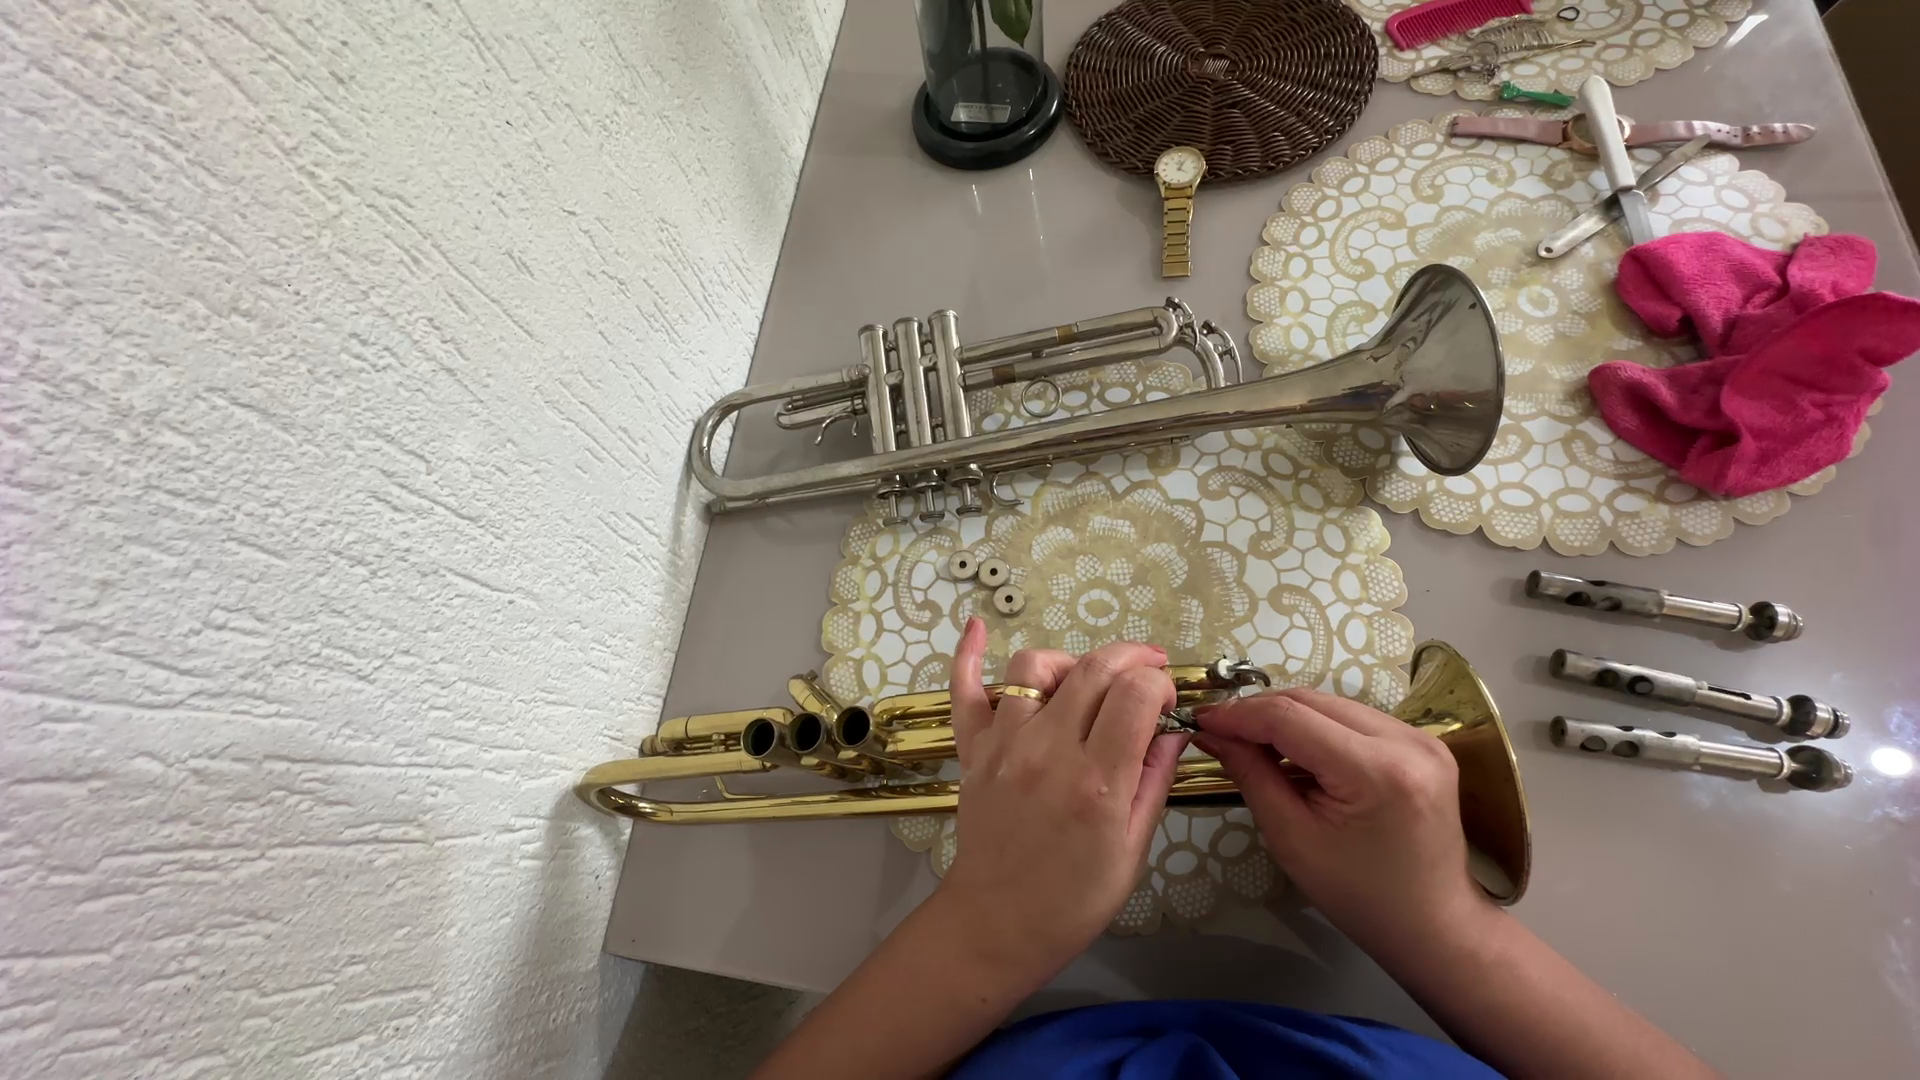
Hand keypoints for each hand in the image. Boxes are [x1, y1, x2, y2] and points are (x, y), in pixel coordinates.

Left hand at [934, 617, 1187, 984]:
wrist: (998, 923)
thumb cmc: (1074, 896)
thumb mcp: (1133, 848)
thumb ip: (1153, 780)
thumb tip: (1173, 730)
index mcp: (1097, 781)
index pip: (1136, 694)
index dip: (1159, 684)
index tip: (1166, 701)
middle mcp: (1048, 751)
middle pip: (1093, 669)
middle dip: (1131, 657)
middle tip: (1147, 670)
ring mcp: (1004, 745)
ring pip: (1034, 667)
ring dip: (1070, 661)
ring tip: (1085, 682)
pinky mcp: (973, 749)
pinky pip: (964, 691)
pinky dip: (967, 655)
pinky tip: (976, 627)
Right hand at [1194, 688, 1490, 955]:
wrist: (1435, 926)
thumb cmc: (1358, 894)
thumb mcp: (1291, 838)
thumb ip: (1250, 774)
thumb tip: (1211, 732)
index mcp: (1377, 772)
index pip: (1290, 718)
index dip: (1238, 714)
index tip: (1200, 720)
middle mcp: (1406, 741)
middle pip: (1310, 701)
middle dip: (1258, 711)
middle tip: (1219, 730)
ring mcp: (1421, 737)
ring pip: (1329, 703)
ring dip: (1284, 715)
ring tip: (1250, 740)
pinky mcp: (1422, 741)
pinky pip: (1351, 716)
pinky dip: (1314, 725)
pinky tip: (1292, 748)